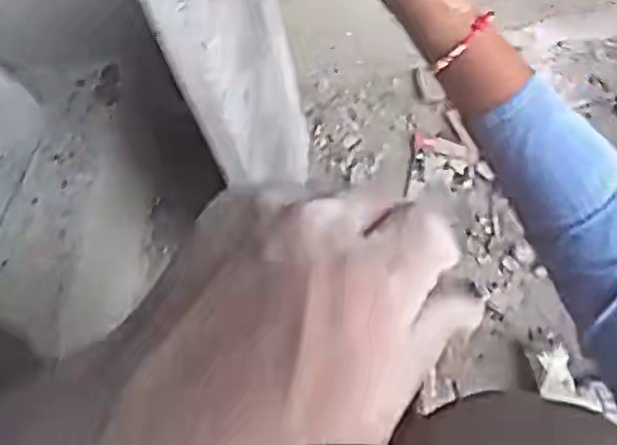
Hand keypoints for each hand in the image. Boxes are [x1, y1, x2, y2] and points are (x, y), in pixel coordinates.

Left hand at [98, 189, 482, 444]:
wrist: (158, 426)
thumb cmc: (270, 440)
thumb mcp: (371, 412)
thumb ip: (425, 338)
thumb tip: (458, 301)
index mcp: (372, 284)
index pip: (432, 225)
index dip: (433, 251)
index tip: (426, 271)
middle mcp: (325, 226)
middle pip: (384, 199)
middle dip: (386, 235)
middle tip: (368, 281)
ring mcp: (274, 206)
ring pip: (333, 195)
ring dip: (336, 226)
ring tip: (311, 279)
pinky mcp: (233, 200)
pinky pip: (285, 195)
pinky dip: (291, 221)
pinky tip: (272, 268)